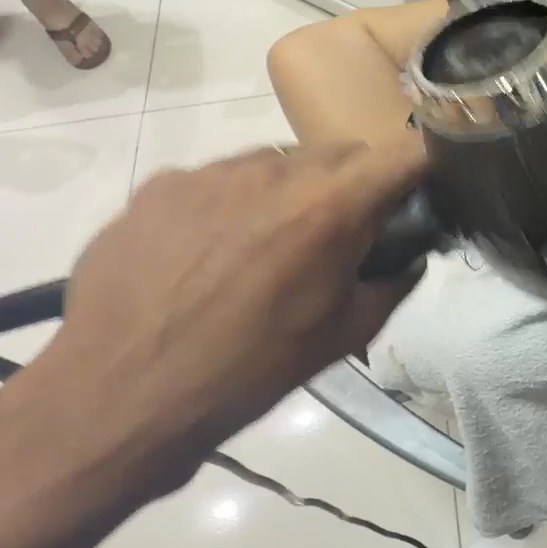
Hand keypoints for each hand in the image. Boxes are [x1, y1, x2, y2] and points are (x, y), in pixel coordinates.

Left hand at [42, 143, 424, 478]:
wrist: (120, 396)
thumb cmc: (251, 371)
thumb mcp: (347, 334)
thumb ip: (394, 282)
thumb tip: (411, 254)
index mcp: (331, 207)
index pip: (406, 151)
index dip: (426, 161)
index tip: (425, 186)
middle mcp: (274, 170)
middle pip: (341, 152)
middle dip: (355, 184)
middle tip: (339, 235)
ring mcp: (211, 172)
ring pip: (278, 161)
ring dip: (291, 191)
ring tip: (264, 247)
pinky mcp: (161, 184)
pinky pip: (218, 179)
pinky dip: (232, 204)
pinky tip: (208, 254)